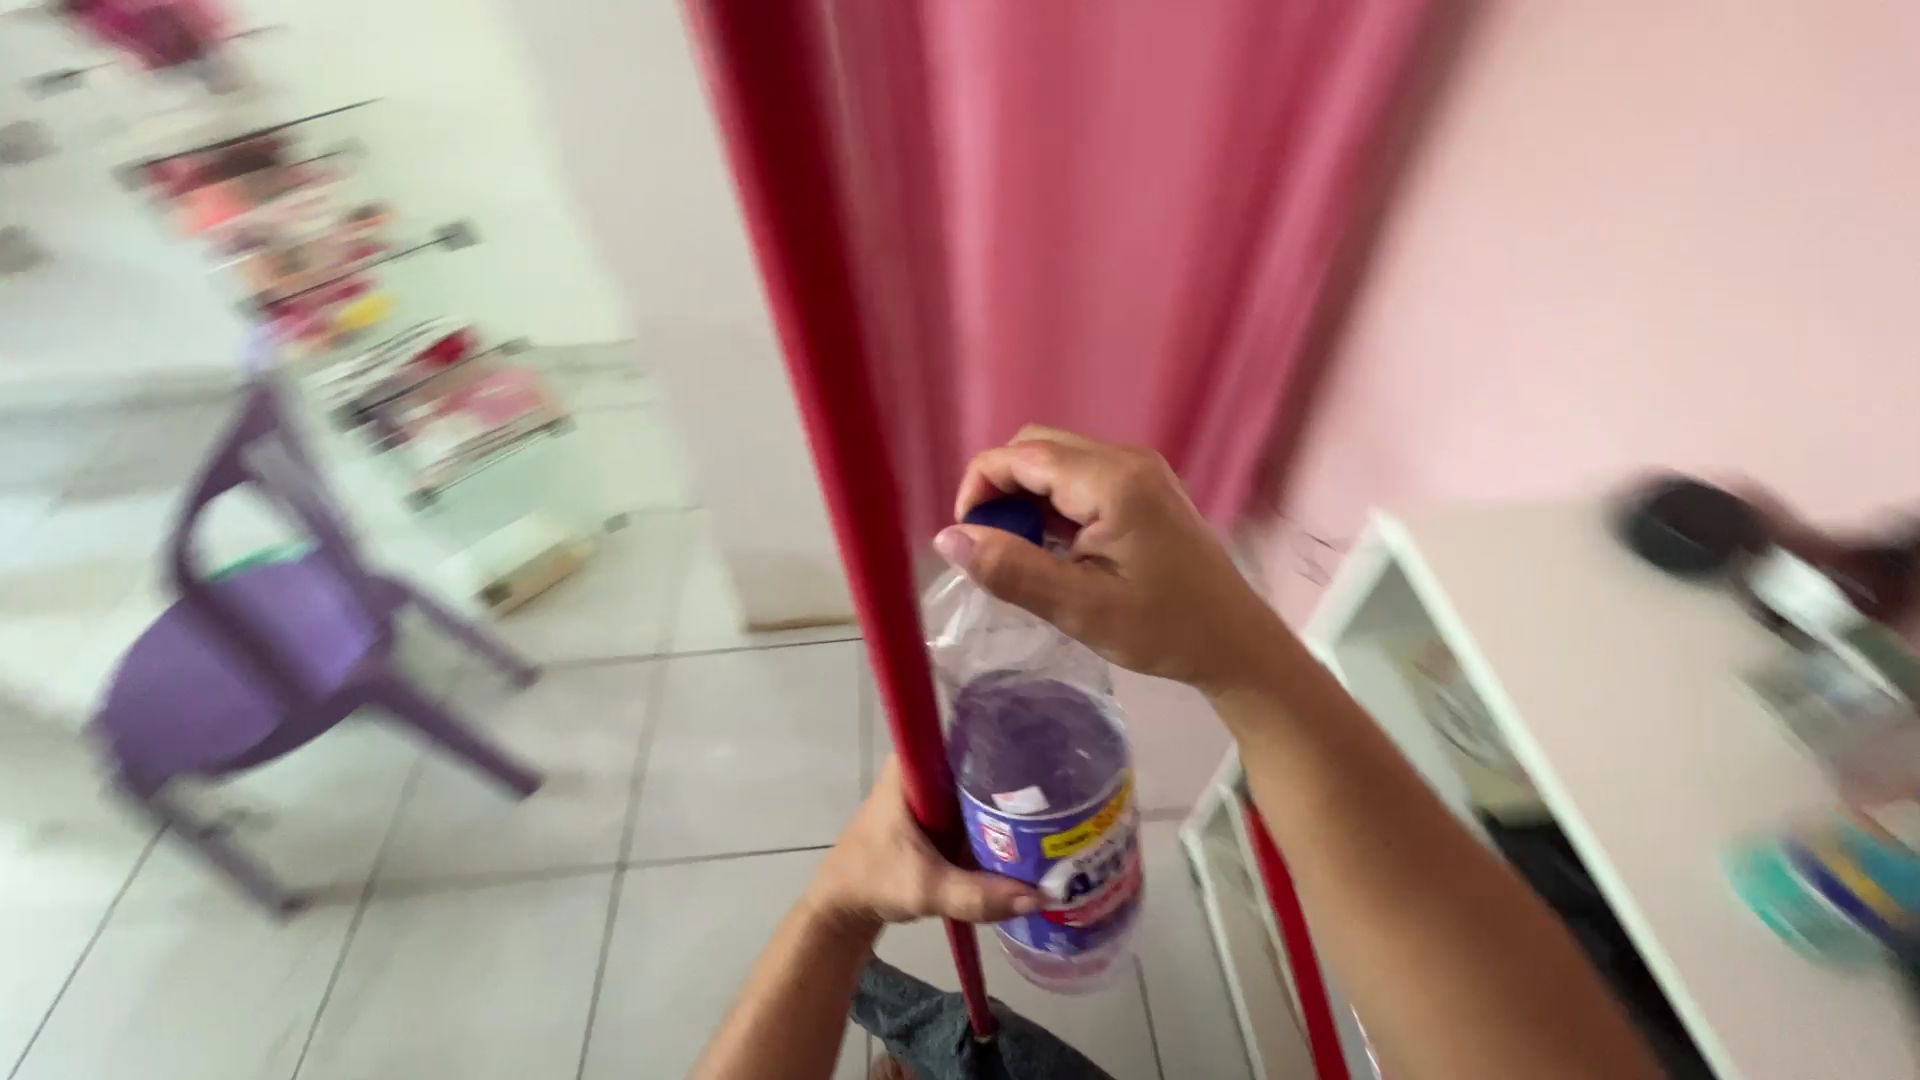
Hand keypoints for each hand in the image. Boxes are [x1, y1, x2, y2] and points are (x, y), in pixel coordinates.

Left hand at [806, 757, 1039, 932]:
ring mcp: (930, 793)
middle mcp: (923, 769)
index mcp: (912, 765)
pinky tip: (1028, 830)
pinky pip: (972, 809)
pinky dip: (994, 820)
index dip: (999, 735)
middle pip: (976, 758)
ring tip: (1055, 806)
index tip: (1038, 744)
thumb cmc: (874, 882)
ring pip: (976, 786)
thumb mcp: (926, 889)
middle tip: (1058, 784)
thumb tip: (1039, 896)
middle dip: (1012, 773)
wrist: (842, 907)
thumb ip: (978, 895)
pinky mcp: (935, 816)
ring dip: (1006, 799)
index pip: (962, 731)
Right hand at [936, 425, 1291, 695]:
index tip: (968, 540)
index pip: (1021, 455)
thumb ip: (1011, 570)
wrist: (1236, 643)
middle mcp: (1126, 460)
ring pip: (1056, 462)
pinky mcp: (1144, 488)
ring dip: (1025, 498)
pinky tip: (1053, 549)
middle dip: (1000, 489)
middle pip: (1037, 447)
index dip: (979, 488)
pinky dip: (1052, 505)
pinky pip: (1080, 479)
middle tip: (994, 548)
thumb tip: (949, 539)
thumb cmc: (1163, 630)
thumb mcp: (1079, 608)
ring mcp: (1139, 471)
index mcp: (1113, 481)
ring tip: (1022, 554)